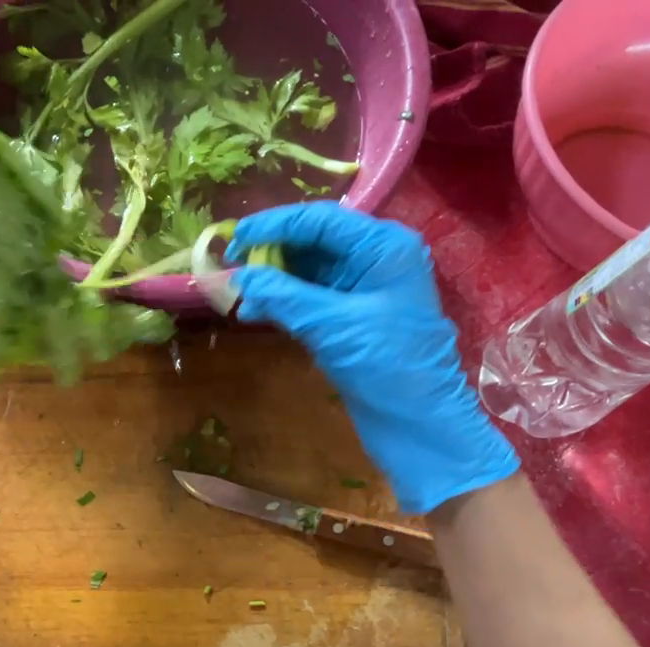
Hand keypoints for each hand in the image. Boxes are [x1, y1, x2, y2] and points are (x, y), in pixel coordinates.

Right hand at [229, 202, 518, 515]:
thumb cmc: (387, 367)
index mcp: (383, 247)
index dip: (274, 225)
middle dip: (271, 252)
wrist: (417, 422)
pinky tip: (256, 311)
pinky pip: (309, 296)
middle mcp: (375, 259)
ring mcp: (362, 289)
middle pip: (314, 240)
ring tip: (239, 293)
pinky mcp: (350, 317)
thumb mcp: (333, 326)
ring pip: (308, 269)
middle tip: (232, 266)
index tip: (233, 239)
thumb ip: (286, 297)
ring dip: (273, 279)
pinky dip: (282, 301)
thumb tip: (240, 276)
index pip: (320, 221)